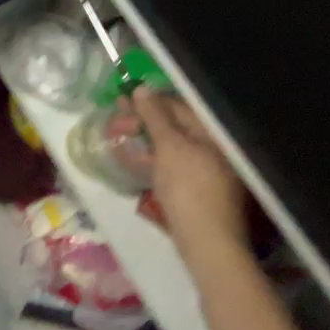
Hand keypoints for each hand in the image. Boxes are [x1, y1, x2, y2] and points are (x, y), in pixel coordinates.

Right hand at [133, 86, 248, 256]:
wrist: (206, 241)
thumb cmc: (188, 186)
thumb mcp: (169, 145)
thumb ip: (155, 115)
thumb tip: (142, 87)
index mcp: (211, 135)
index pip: (178, 106)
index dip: (148, 101)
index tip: (121, 102)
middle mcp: (213, 149)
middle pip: (174, 126)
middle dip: (143, 122)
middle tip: (116, 123)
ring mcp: (207, 171)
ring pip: (170, 146)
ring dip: (144, 141)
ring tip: (120, 142)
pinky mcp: (198, 189)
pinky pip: (172, 165)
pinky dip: (153, 160)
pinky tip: (135, 162)